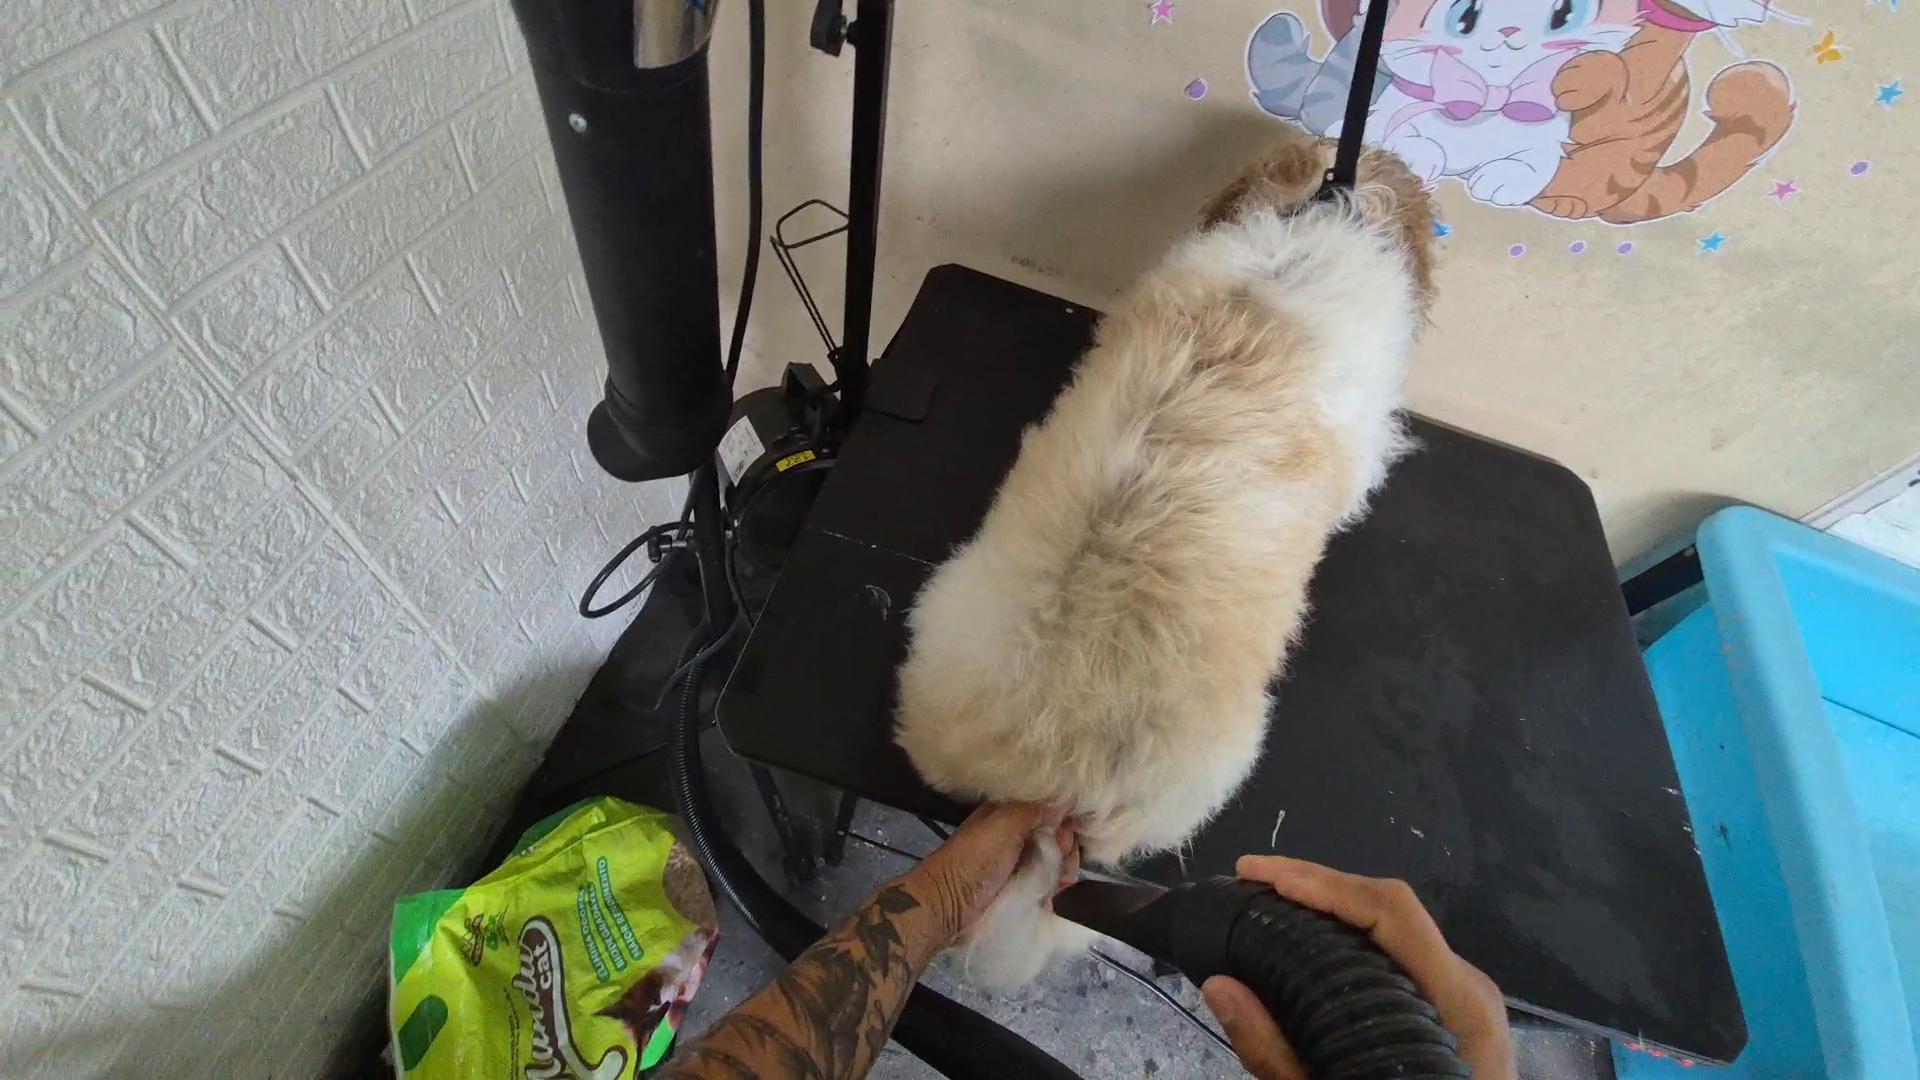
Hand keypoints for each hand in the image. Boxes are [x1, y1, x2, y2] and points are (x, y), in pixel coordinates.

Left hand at [905, 803, 1077, 944]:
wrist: (949, 906)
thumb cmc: (974, 859)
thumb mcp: (1004, 824)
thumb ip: (1035, 808)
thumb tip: (1068, 797)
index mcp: (1013, 810)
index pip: (1053, 806)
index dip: (1065, 818)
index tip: (1064, 833)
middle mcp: (1021, 832)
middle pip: (1061, 834)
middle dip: (1065, 849)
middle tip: (1056, 862)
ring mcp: (1024, 861)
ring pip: (1059, 860)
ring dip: (1063, 872)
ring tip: (1055, 884)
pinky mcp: (1025, 887)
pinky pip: (1052, 883)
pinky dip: (1056, 889)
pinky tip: (1051, 896)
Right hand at [1200, 856, 1515, 1079]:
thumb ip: (1276, 1055)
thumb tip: (1217, 988)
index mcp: (1455, 1008)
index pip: (1394, 914)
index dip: (1331, 888)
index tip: (1273, 883)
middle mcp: (1462, 983)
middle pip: (1384, 903)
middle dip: (1312, 879)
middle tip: (1248, 873)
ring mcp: (1455, 984)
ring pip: (1384, 914)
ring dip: (1322, 894)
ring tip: (1263, 887)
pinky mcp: (1440, 991)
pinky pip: (1386, 937)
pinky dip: (1338, 919)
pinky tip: (1300, 921)